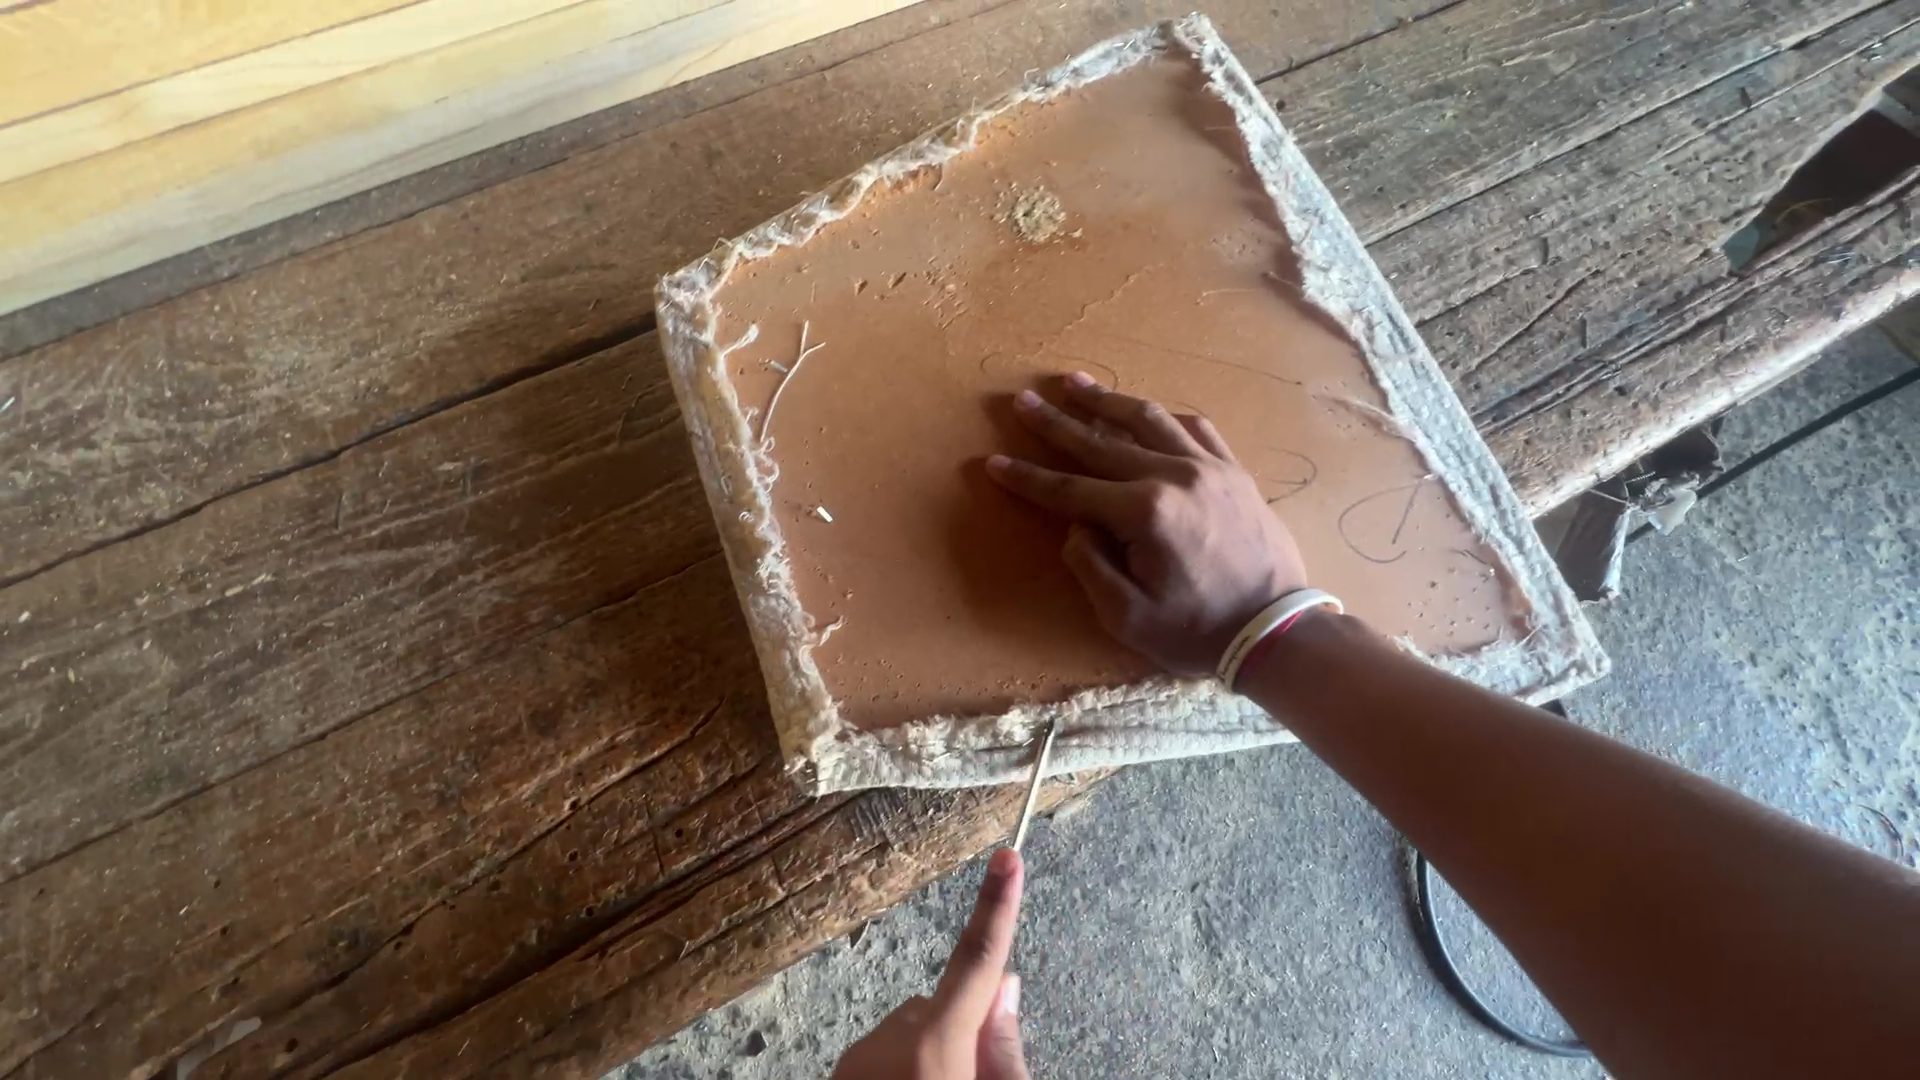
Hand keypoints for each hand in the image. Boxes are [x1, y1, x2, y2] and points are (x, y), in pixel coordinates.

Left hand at [831, 848, 1028, 1079]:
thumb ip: (1005, 1052)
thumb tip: (1004, 986)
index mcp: (933, 1047)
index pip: (977, 960)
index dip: (997, 907)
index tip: (1007, 857)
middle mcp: (885, 1042)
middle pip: (939, 1010)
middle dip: (958, 1035)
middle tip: (970, 1077)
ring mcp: (853, 1060)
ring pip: (909, 1034)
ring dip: (925, 1061)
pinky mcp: (835, 1074)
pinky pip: (879, 1057)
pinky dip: (897, 1073)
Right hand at [985, 372, 1307, 675]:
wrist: (1277, 630)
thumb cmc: (1197, 631)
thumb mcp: (1128, 617)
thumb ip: (1090, 565)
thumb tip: (1076, 525)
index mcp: (1145, 513)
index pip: (1069, 489)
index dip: (1028, 477)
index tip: (995, 461)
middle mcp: (1175, 476)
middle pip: (1101, 443)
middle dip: (1057, 423)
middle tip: (1024, 400)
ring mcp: (1209, 468)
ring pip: (1148, 420)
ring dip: (1106, 400)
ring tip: (1074, 382)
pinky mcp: (1233, 471)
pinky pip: (1194, 428)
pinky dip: (1162, 416)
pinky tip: (1145, 410)